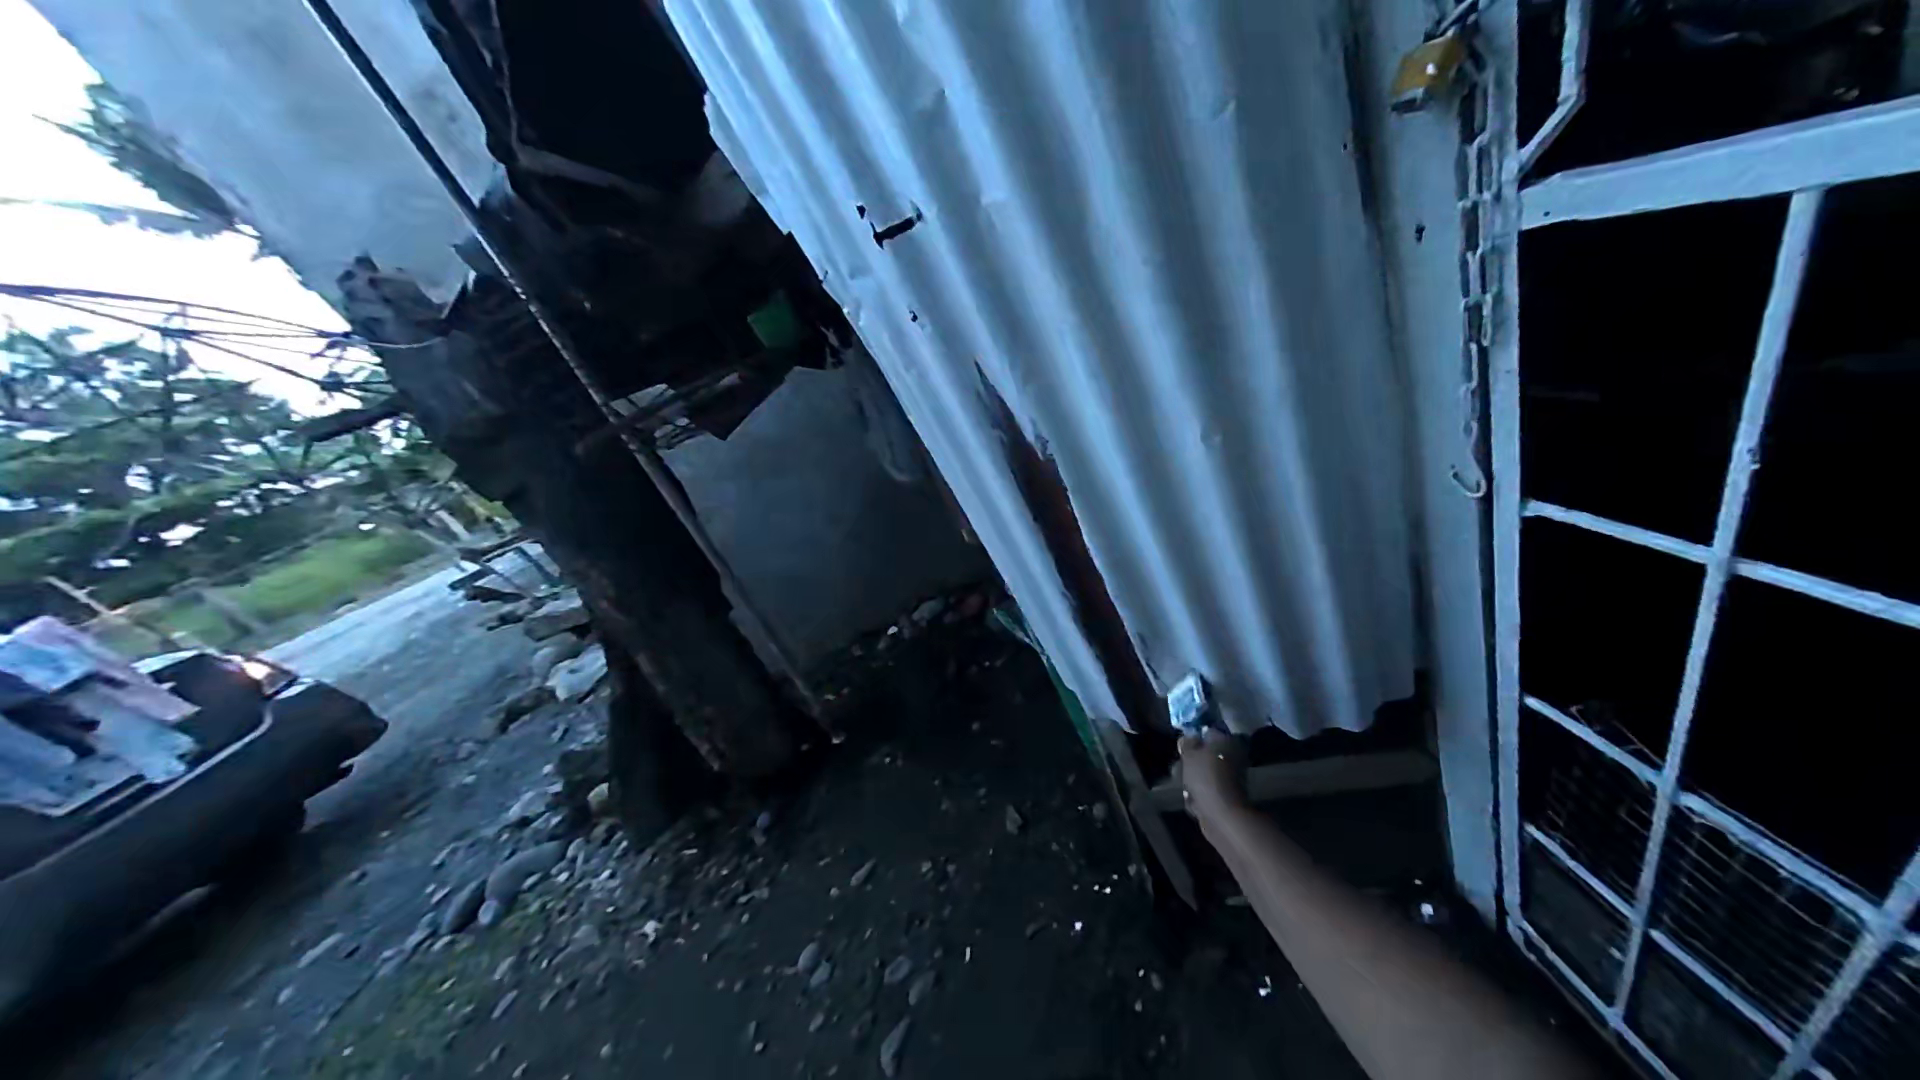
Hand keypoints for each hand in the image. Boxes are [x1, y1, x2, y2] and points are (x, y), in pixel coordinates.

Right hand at [1176, 729, 1248, 825]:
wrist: (1221, 814)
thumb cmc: (1204, 777)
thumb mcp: (1189, 754)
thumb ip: (1187, 743)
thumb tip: (1189, 737)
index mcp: (1227, 740)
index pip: (1209, 731)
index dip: (1194, 736)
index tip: (1182, 745)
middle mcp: (1234, 755)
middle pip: (1208, 752)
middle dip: (1193, 758)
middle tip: (1181, 765)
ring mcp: (1233, 776)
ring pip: (1207, 770)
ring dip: (1195, 776)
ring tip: (1183, 784)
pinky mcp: (1229, 795)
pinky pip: (1210, 787)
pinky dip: (1201, 791)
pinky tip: (1192, 797)